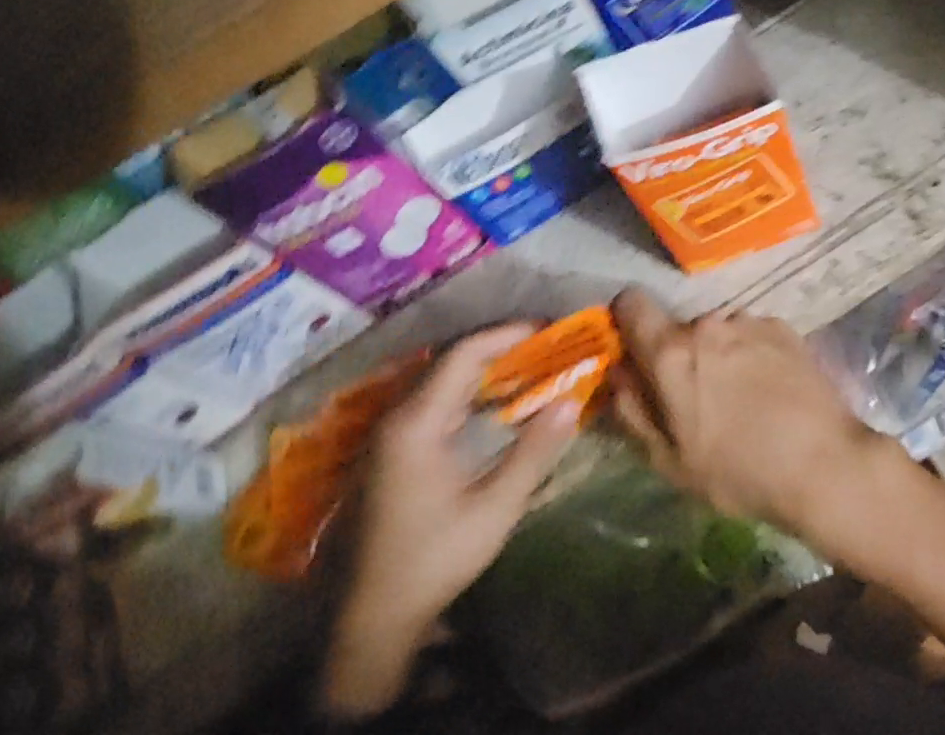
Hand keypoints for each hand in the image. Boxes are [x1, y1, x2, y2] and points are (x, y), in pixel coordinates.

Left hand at [322, 325, 578, 718]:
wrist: (373, 612)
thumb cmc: (435, 558)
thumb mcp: (495, 507)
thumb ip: (534, 451)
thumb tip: (571, 402)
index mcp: (417, 423)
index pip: (464, 355)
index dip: (508, 336)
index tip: (549, 331)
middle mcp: (398, 417)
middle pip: (451, 362)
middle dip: (501, 349)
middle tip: (549, 349)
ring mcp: (391, 434)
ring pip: (442, 382)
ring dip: (486, 371)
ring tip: (533, 369)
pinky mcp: (393, 452)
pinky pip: (434, 404)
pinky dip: (470, 394)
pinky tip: (498, 406)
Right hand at [609, 288, 880, 530]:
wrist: (826, 465)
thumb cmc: (740, 473)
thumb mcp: (670, 461)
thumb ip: (633, 411)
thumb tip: (618, 374)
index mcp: (671, 353)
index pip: (631, 303)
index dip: (627, 322)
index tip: (636, 353)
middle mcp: (708, 325)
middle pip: (678, 328)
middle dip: (680, 355)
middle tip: (697, 399)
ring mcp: (751, 323)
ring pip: (718, 332)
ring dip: (719, 354)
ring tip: (742, 399)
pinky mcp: (786, 330)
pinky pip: (752, 335)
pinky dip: (753, 354)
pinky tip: (772, 392)